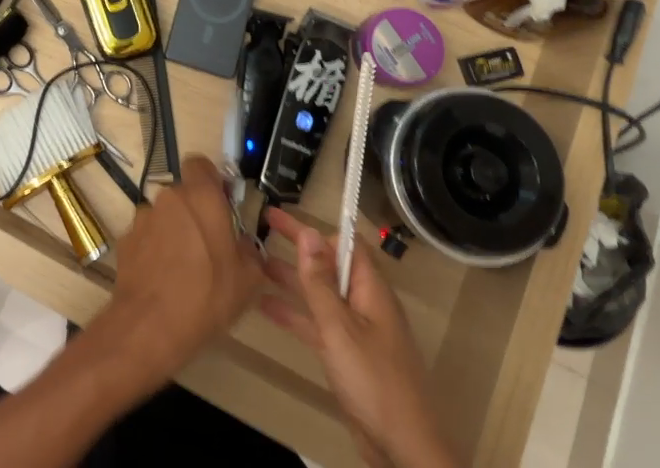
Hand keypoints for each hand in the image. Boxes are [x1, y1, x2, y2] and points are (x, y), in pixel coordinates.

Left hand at [95, 155, 264, 385]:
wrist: (151, 326)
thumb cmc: (207, 295)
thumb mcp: (248, 278)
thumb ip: (249, 249)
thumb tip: (242, 243)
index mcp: (201, 197)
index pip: (200, 164)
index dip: (211, 180)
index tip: (221, 203)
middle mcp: (168, 199)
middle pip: (183, 195)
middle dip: (195, 213)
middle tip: (210, 246)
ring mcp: (142, 219)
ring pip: (164, 217)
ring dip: (174, 233)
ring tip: (185, 269)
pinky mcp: (126, 241)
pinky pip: (147, 238)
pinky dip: (155, 251)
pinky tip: (164, 280)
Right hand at [259, 207, 459, 467]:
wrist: (402, 444)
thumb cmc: (373, 380)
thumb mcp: (340, 328)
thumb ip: (321, 282)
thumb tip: (310, 233)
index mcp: (372, 290)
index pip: (345, 243)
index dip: (314, 227)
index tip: (282, 216)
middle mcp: (365, 303)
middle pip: (330, 264)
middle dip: (299, 246)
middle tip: (264, 224)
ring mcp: (356, 330)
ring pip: (320, 293)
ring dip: (292, 277)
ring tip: (256, 263)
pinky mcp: (347, 355)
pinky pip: (317, 324)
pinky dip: (294, 313)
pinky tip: (265, 307)